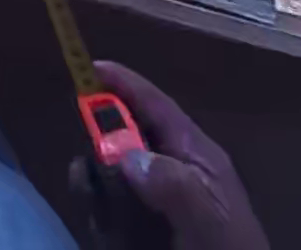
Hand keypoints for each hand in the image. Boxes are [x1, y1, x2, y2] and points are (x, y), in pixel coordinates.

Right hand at [88, 60, 268, 249]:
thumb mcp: (213, 226)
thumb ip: (176, 187)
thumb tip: (127, 156)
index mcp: (195, 155)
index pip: (154, 103)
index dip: (122, 82)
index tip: (86, 67)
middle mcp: (170, 168)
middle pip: (124, 131)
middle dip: (102, 139)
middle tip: (93, 159)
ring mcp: (152, 199)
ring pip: (108, 168)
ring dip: (97, 184)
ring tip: (107, 215)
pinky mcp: (138, 227)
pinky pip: (104, 204)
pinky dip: (98, 213)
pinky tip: (109, 234)